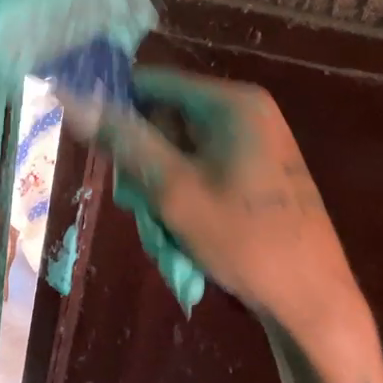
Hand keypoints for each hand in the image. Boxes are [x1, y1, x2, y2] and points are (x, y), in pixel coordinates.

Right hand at [70, 69, 363, 335]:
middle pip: (161, 124)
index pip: (150, 84)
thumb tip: (73, 98)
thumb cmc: (243, 239)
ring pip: (174, 157)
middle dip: (141, 169)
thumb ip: (124, 141)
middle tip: (140, 209)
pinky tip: (184, 238)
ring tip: (165, 234)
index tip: (97, 156)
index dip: (114, 113)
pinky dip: (181, 205)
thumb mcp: (173, 190)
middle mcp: (244, 113)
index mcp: (230, 104)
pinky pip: (197, 176)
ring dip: (158, 196)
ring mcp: (251, 145)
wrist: (308, 297)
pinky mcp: (253, 175)